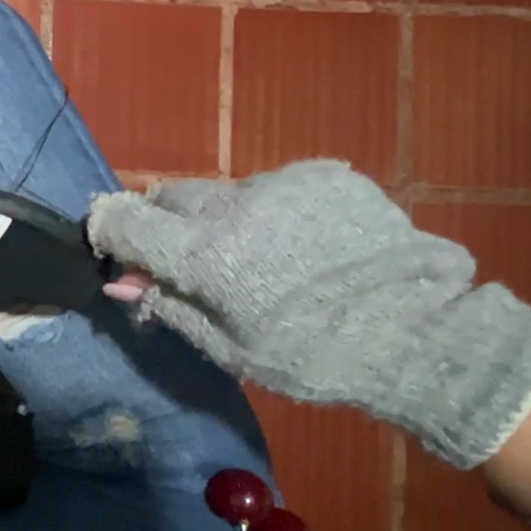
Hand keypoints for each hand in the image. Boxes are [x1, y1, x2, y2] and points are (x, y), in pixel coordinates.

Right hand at [87, 160, 530, 468]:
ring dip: (225, 217)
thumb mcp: (230, 346)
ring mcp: (280, 184)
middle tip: (191, 256)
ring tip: (264, 255)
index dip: (110, 226)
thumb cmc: (313, 357)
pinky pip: (275, 187)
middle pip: (172, 195)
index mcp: (205, 255)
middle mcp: (233, 206)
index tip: (109, 239)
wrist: (421, 335)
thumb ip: (168, 302)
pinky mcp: (322, 173)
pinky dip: (273, 210)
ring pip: (225, 192)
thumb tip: (116, 277)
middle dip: (167, 220)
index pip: (128, 220)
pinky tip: (304, 242)